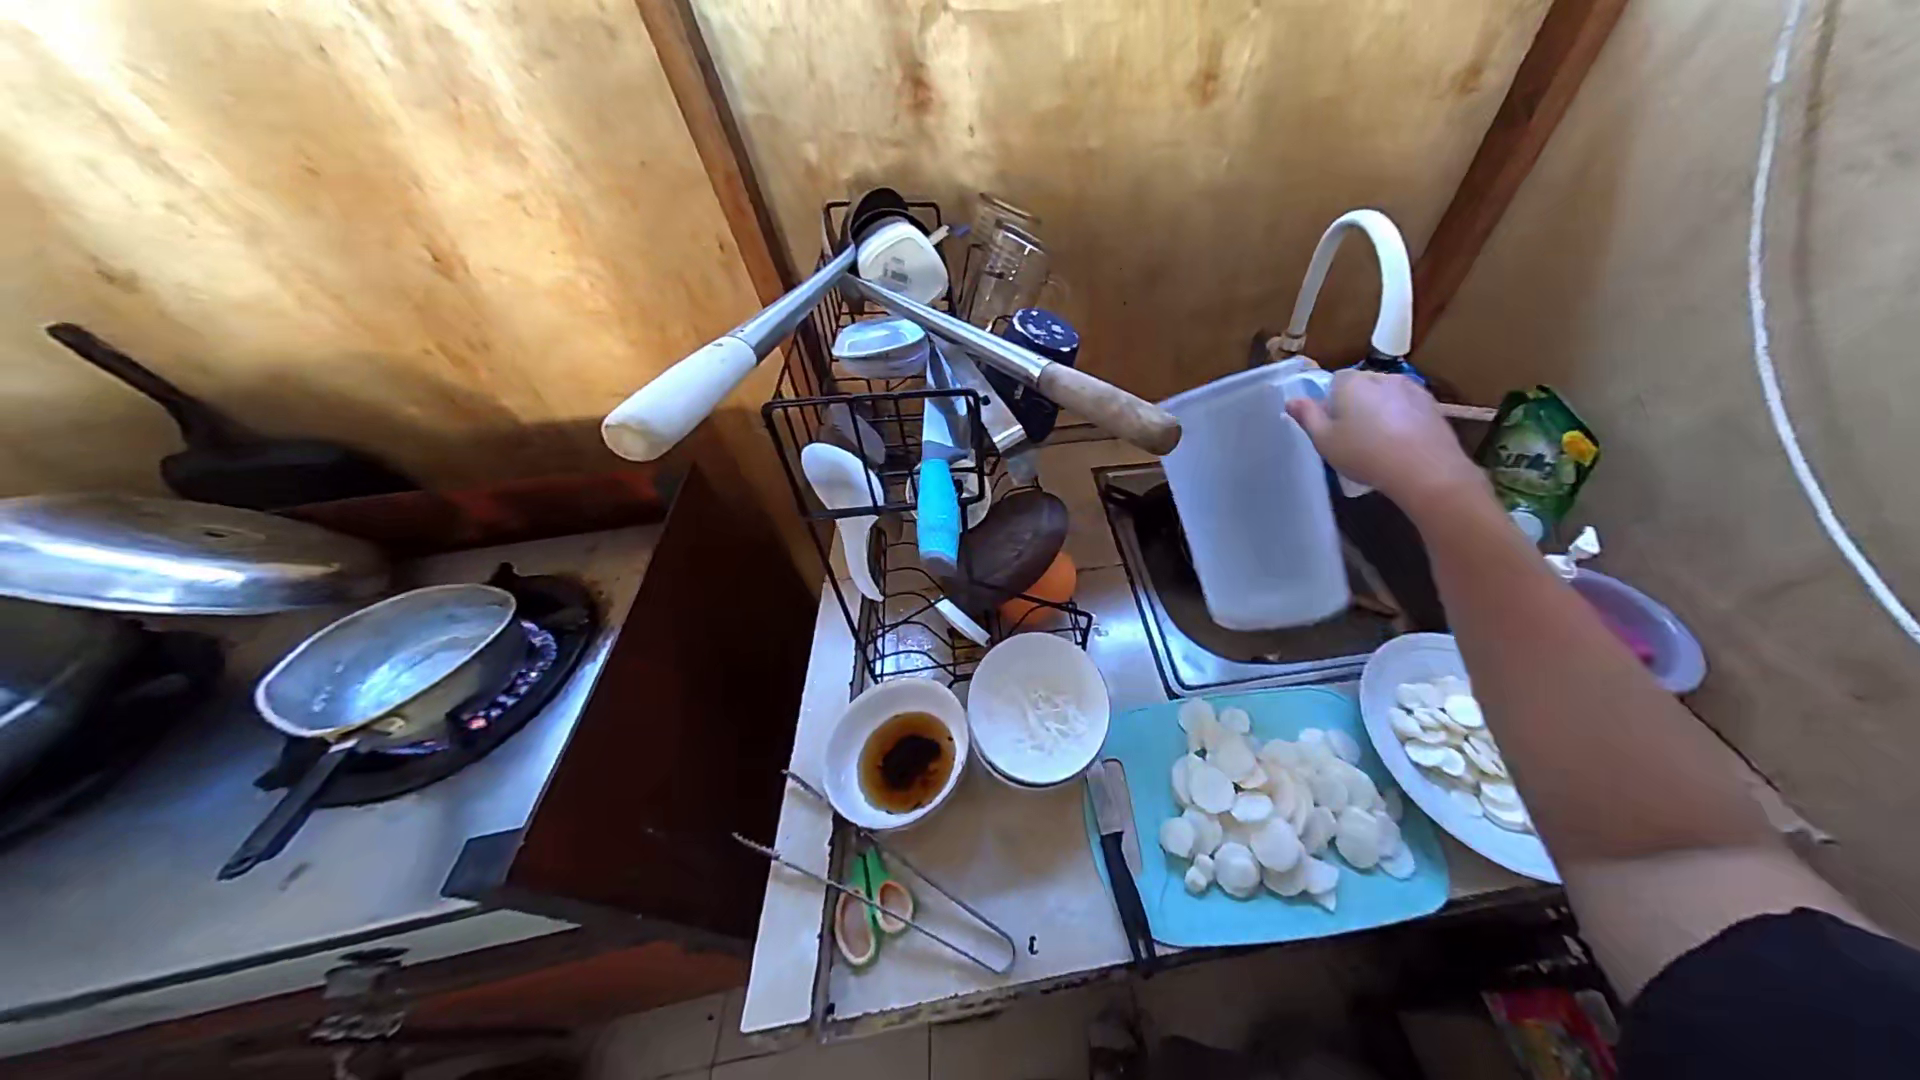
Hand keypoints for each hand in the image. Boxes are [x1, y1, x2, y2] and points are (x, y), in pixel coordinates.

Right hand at [1285, 370, 1485, 510]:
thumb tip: (1292, 400)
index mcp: (1351, 382)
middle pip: (1361, 386)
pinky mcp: (1432, 404)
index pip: (1333, 380)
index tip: (1330, 425)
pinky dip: (1400, 418)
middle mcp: (1382, 377)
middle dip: (1354, 403)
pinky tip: (1398, 443)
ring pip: (1385, 395)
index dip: (1328, 402)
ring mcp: (1411, 389)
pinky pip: (1406, 406)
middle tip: (1350, 435)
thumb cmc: (1364, 454)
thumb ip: (1307, 416)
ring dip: (1378, 410)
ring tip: (1377, 441)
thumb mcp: (1324, 440)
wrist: (1425, 469)